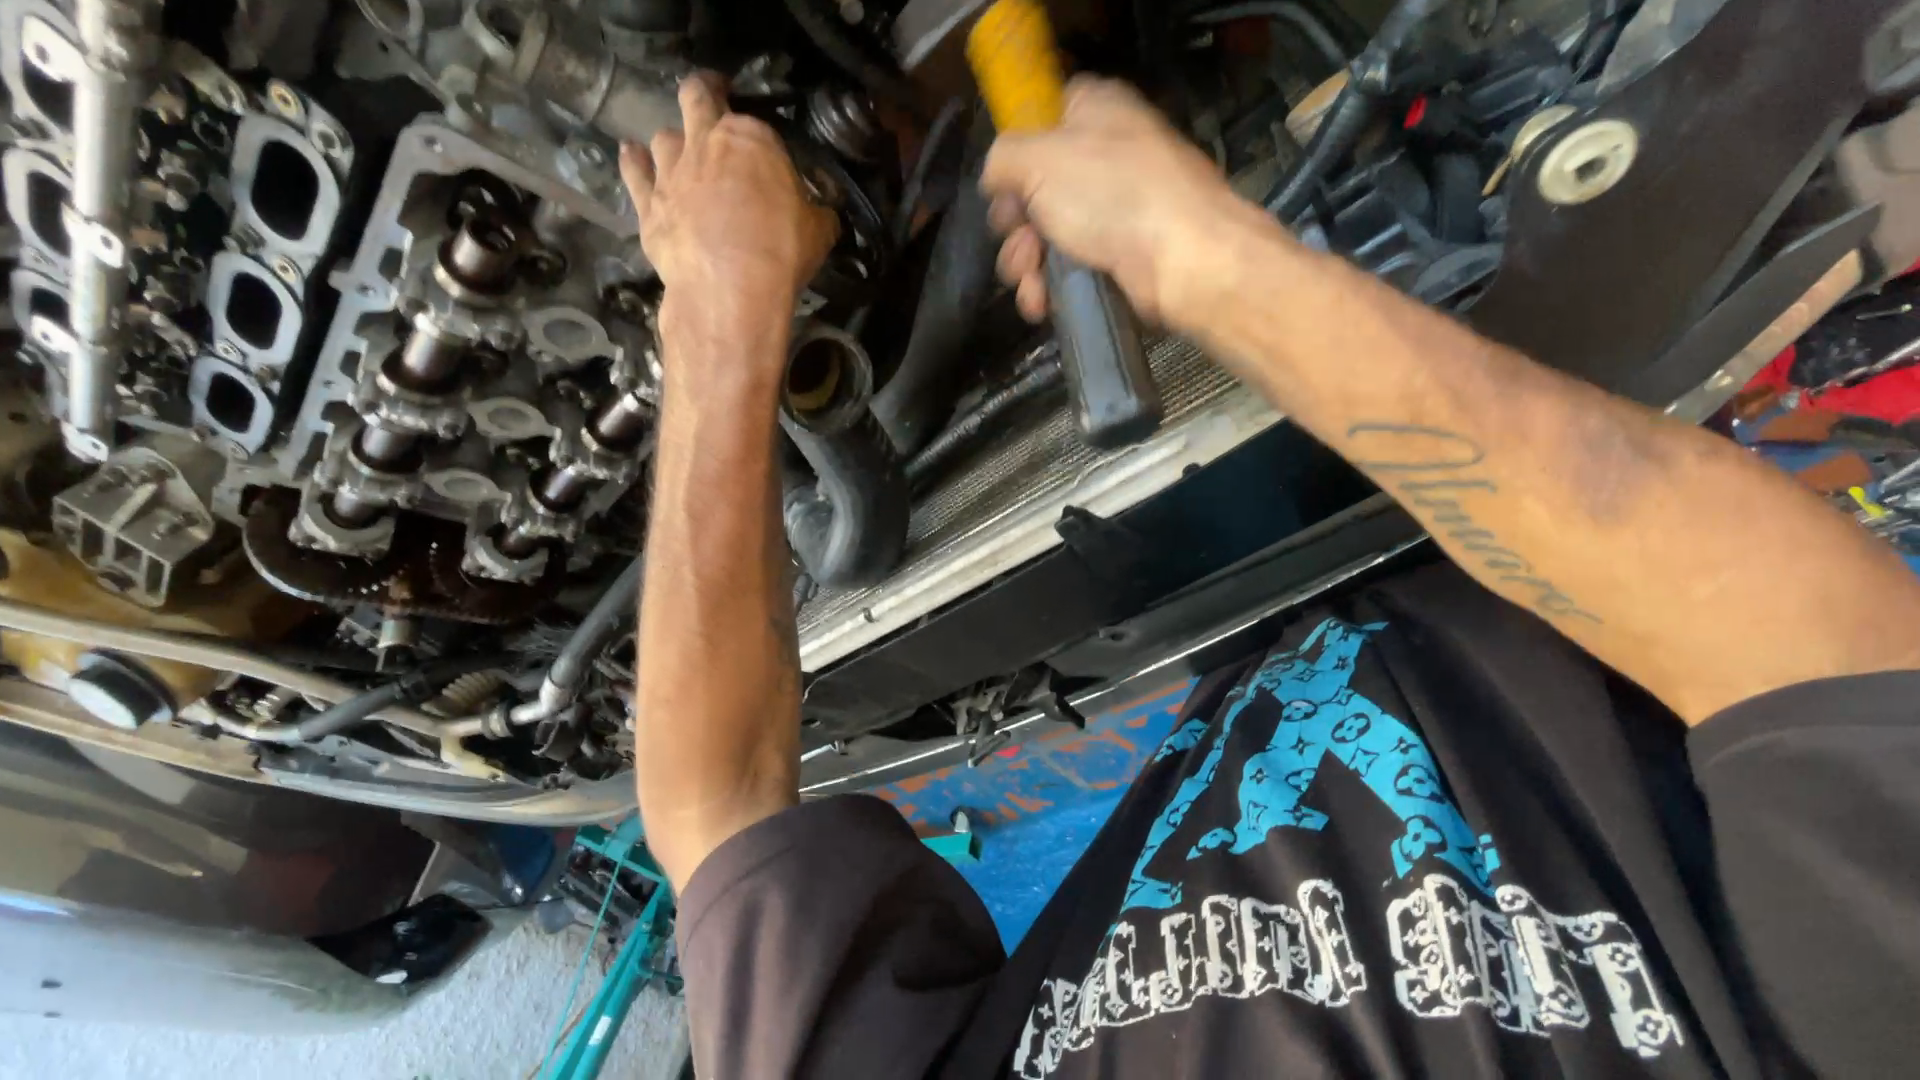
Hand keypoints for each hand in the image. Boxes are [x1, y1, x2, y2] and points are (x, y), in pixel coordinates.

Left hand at [620, 74, 837, 376]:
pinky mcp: (647, 203)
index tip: (762, 146)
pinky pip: (633, 171)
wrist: (730, 291)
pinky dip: (633, 161)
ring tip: (681, 153)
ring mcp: (670, 171)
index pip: (755, 121)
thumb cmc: (781, 253)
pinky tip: (632, 155)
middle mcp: (705, 142)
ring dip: (673, 142)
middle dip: (704, 94)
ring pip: (663, 136)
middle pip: (696, 98)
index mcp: (752, 139)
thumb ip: (817, 211)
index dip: (758, 132)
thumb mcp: (819, 230)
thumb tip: (821, 212)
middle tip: (711, 101)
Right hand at [980, 77, 1254, 328]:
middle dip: (1015, 223)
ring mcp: (1112, 213)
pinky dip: (1048, 288)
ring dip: (1025, 262)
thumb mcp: (1040, 158)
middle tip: (1019, 237)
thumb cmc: (1113, 194)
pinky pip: (1066, 271)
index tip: (1002, 180)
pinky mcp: (1115, 261)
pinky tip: (1042, 301)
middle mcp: (1104, 159)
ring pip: (1045, 237)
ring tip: (1032, 279)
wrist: (1182, 260)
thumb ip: (1003, 158)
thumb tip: (996, 176)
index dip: (1017, 148)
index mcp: (1094, 113)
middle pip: (1035, 188)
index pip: (1044, 116)